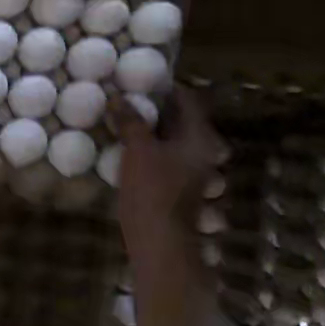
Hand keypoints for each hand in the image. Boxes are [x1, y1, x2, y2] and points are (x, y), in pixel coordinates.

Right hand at [109, 87, 227, 244]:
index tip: (145, 84)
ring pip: (182, 147)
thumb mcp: (137, 150)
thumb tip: (117, 96)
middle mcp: (207, 155)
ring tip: (137, 133)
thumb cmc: (152, 190)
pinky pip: (176, 166)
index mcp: (202, 138)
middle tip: (137, 107)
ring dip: (163, 138)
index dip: (168, 89)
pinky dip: (161, 159)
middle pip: (188, 124)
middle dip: (164, 114)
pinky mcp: (187, 194)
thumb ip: (130, 121)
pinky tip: (140, 160)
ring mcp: (200, 177)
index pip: (189, 101)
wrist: (159, 241)